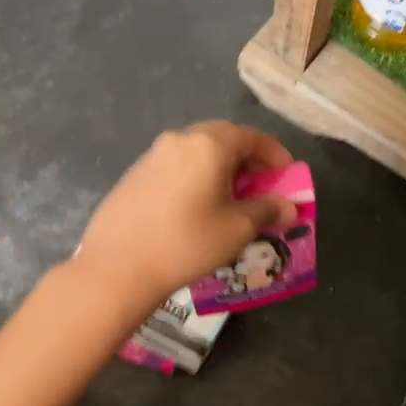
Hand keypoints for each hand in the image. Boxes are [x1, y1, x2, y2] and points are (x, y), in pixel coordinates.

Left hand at [73, 122, 296, 303]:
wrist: (116, 268)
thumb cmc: (187, 242)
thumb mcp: (238, 229)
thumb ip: (268, 210)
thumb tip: (288, 207)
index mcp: (210, 145)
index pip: (253, 137)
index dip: (275, 155)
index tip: (286, 176)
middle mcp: (181, 140)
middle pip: (224, 137)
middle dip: (248, 157)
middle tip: (260, 183)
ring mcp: (153, 155)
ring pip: (198, 150)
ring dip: (220, 165)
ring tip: (230, 196)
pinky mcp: (134, 175)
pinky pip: (176, 165)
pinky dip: (196, 175)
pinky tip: (197, 205)